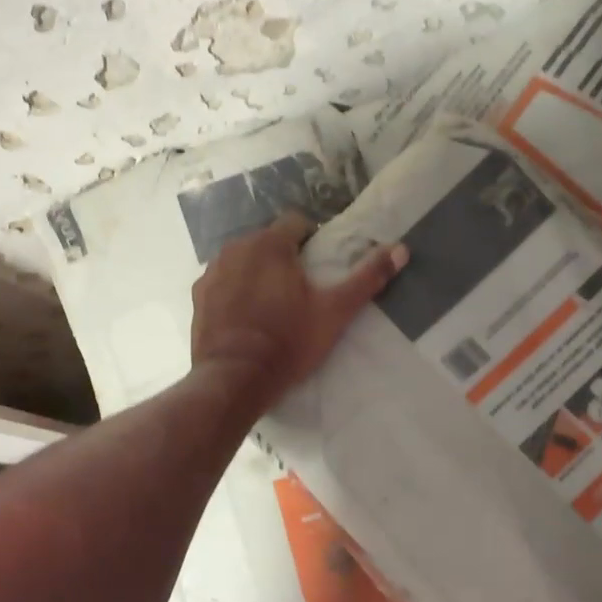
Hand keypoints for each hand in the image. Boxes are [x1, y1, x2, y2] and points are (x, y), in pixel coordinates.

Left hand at [191, 212, 408, 415]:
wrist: (235, 379)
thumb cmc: (288, 342)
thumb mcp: (335, 312)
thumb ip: (367, 278)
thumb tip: (401, 249)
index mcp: (271, 244)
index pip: (296, 222)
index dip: (312, 239)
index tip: (319, 267)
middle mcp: (237, 247)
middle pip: (267, 240)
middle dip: (283, 256)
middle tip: (300, 289)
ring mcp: (213, 271)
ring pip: (243, 259)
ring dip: (257, 271)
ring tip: (272, 304)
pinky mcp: (199, 295)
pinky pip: (223, 281)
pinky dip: (235, 290)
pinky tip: (247, 317)